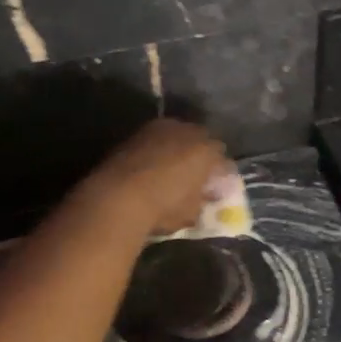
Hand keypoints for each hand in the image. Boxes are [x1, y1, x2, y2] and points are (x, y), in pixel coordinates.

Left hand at [75, 119, 229, 235]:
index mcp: (207, 151)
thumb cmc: (163, 206)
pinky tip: (151, 167)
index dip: (220, 176)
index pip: (223, 161)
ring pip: (178, 136)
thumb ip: (202, 201)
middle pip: (202, 141)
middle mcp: (187, 132)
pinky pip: (156, 140)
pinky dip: (158, 150)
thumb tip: (202, 197)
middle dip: (201, 156)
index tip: (214, 189)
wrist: (117, 196)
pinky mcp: (137, 132)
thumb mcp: (191, 213)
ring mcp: (160, 128)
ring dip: (178, 149)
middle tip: (195, 176)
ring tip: (172, 170)